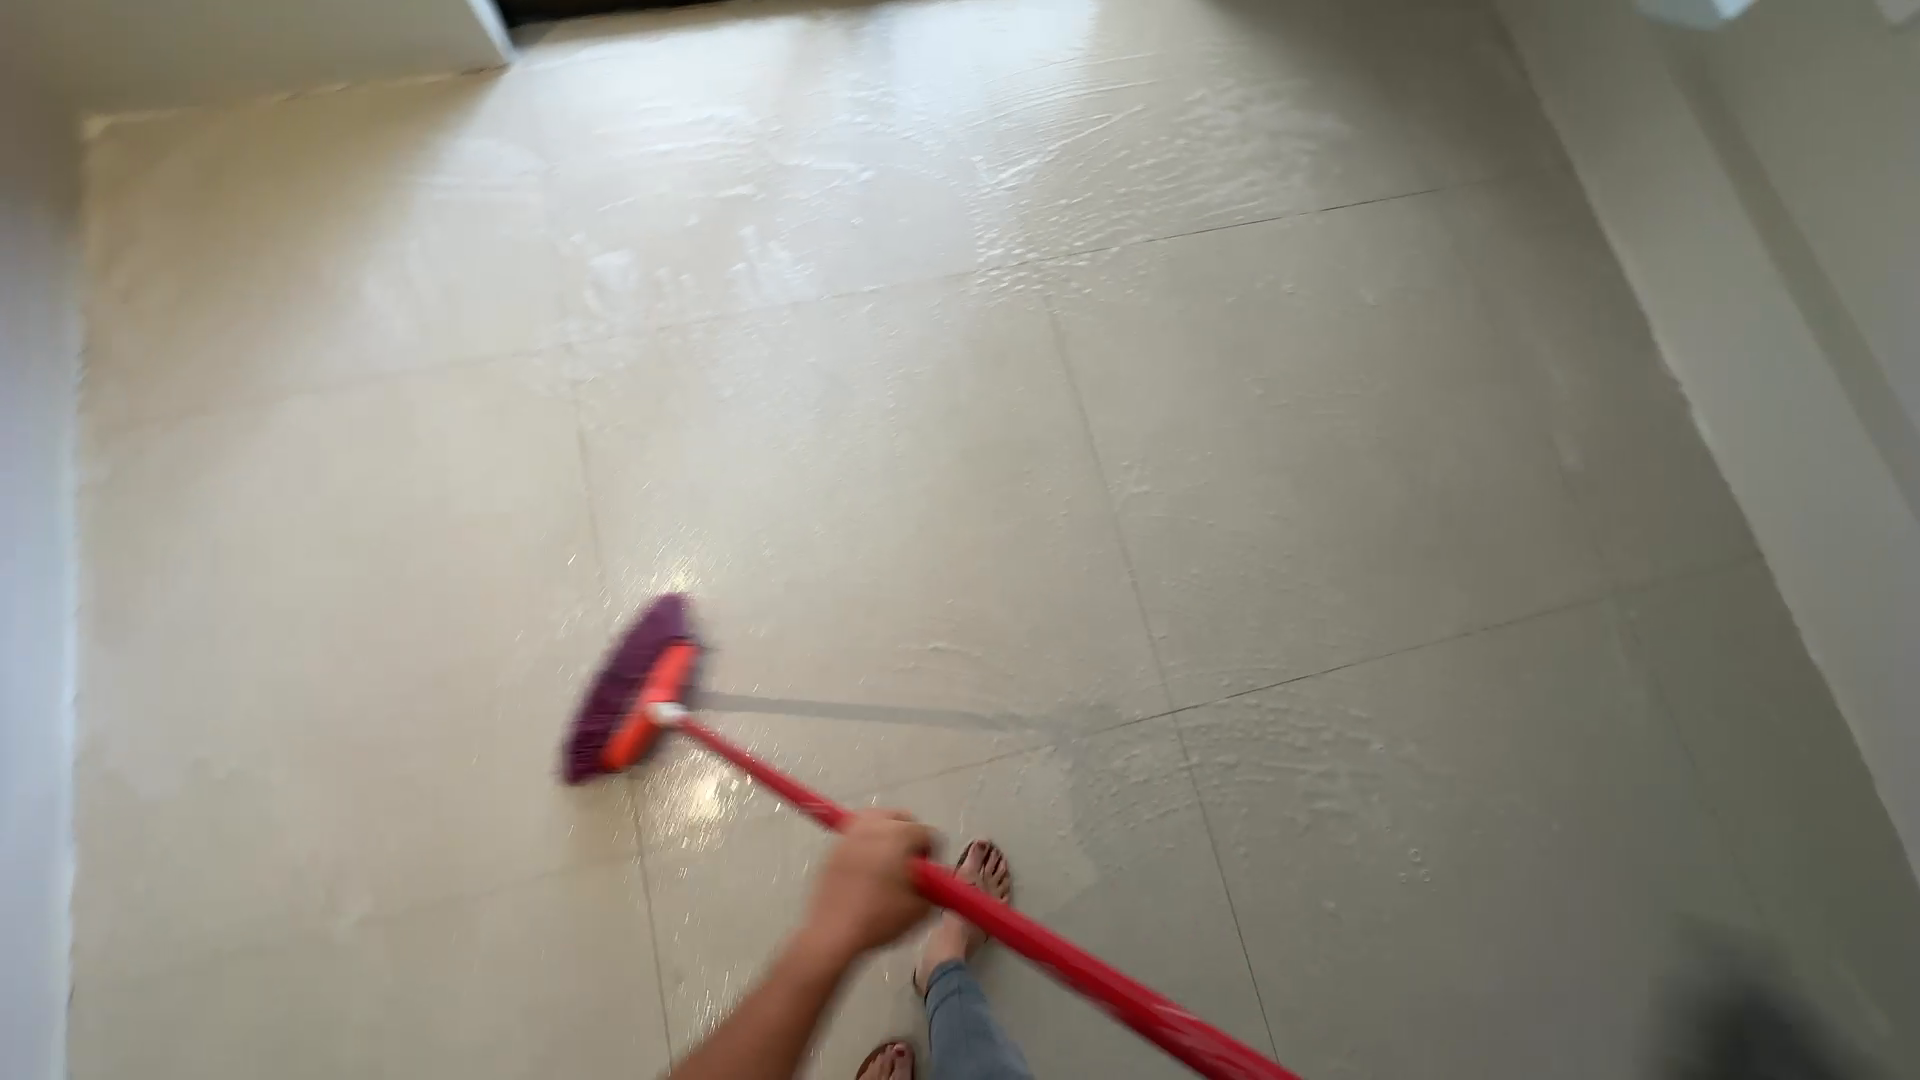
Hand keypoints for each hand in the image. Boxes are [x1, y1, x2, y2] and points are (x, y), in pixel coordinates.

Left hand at [799, 809, 936, 963]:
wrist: (832, 933)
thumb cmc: (879, 918)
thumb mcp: (920, 909)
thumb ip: (936, 888)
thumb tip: (936, 879)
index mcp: (899, 834)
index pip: (926, 832)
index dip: (932, 853)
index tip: (928, 873)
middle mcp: (874, 825)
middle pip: (901, 817)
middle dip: (910, 836)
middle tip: (910, 864)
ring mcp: (850, 833)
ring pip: (876, 820)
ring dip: (887, 835)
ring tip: (889, 863)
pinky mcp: (833, 846)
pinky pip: (856, 833)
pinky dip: (866, 843)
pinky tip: (867, 868)